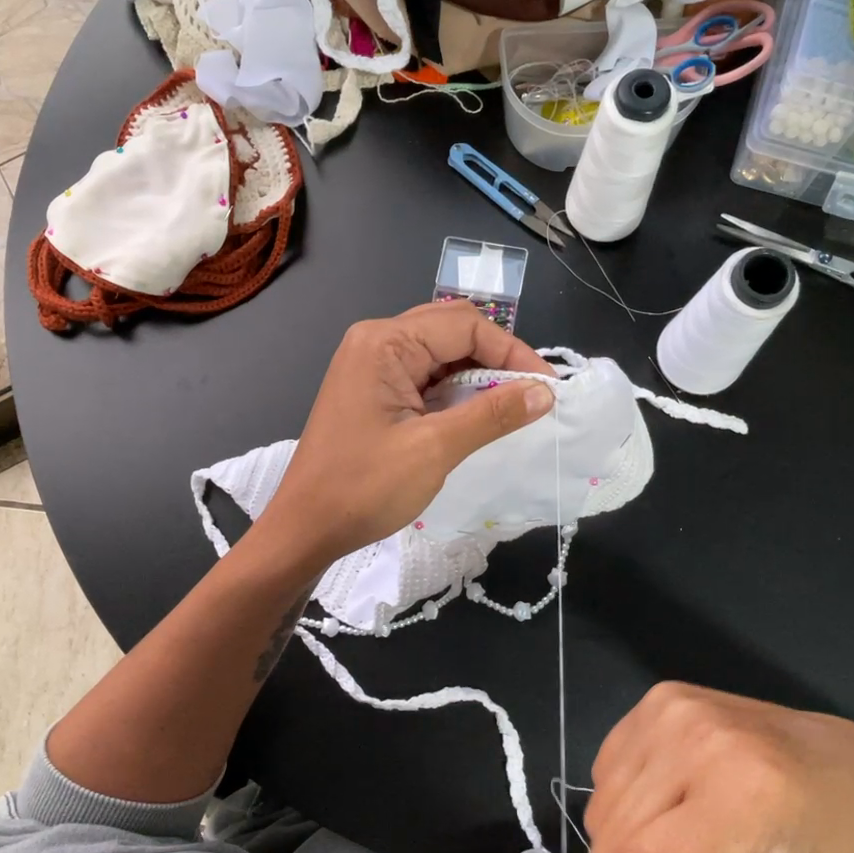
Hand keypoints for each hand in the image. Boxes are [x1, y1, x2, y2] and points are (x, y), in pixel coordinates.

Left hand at [258, 301, 556, 566]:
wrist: (306, 528)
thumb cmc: (363, 488)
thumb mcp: (434, 450)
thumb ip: (491, 415)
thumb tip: (544, 391)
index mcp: (384, 343)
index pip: (464, 325)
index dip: (512, 351)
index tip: (547, 388)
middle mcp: (375, 342)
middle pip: (452, 329)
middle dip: (496, 358)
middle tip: (531, 395)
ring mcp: (370, 366)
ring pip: (439, 354)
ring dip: (477, 376)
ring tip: (511, 407)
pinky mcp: (371, 391)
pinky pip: (423, 377)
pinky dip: (454, 391)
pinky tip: (475, 415)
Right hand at [565, 683, 853, 852]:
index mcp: (748, 798)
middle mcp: (698, 739)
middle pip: (614, 846)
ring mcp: (673, 710)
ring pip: (600, 812)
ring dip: (628, 846)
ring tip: (690, 841)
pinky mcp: (657, 697)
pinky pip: (604, 776)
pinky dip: (628, 806)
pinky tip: (678, 802)